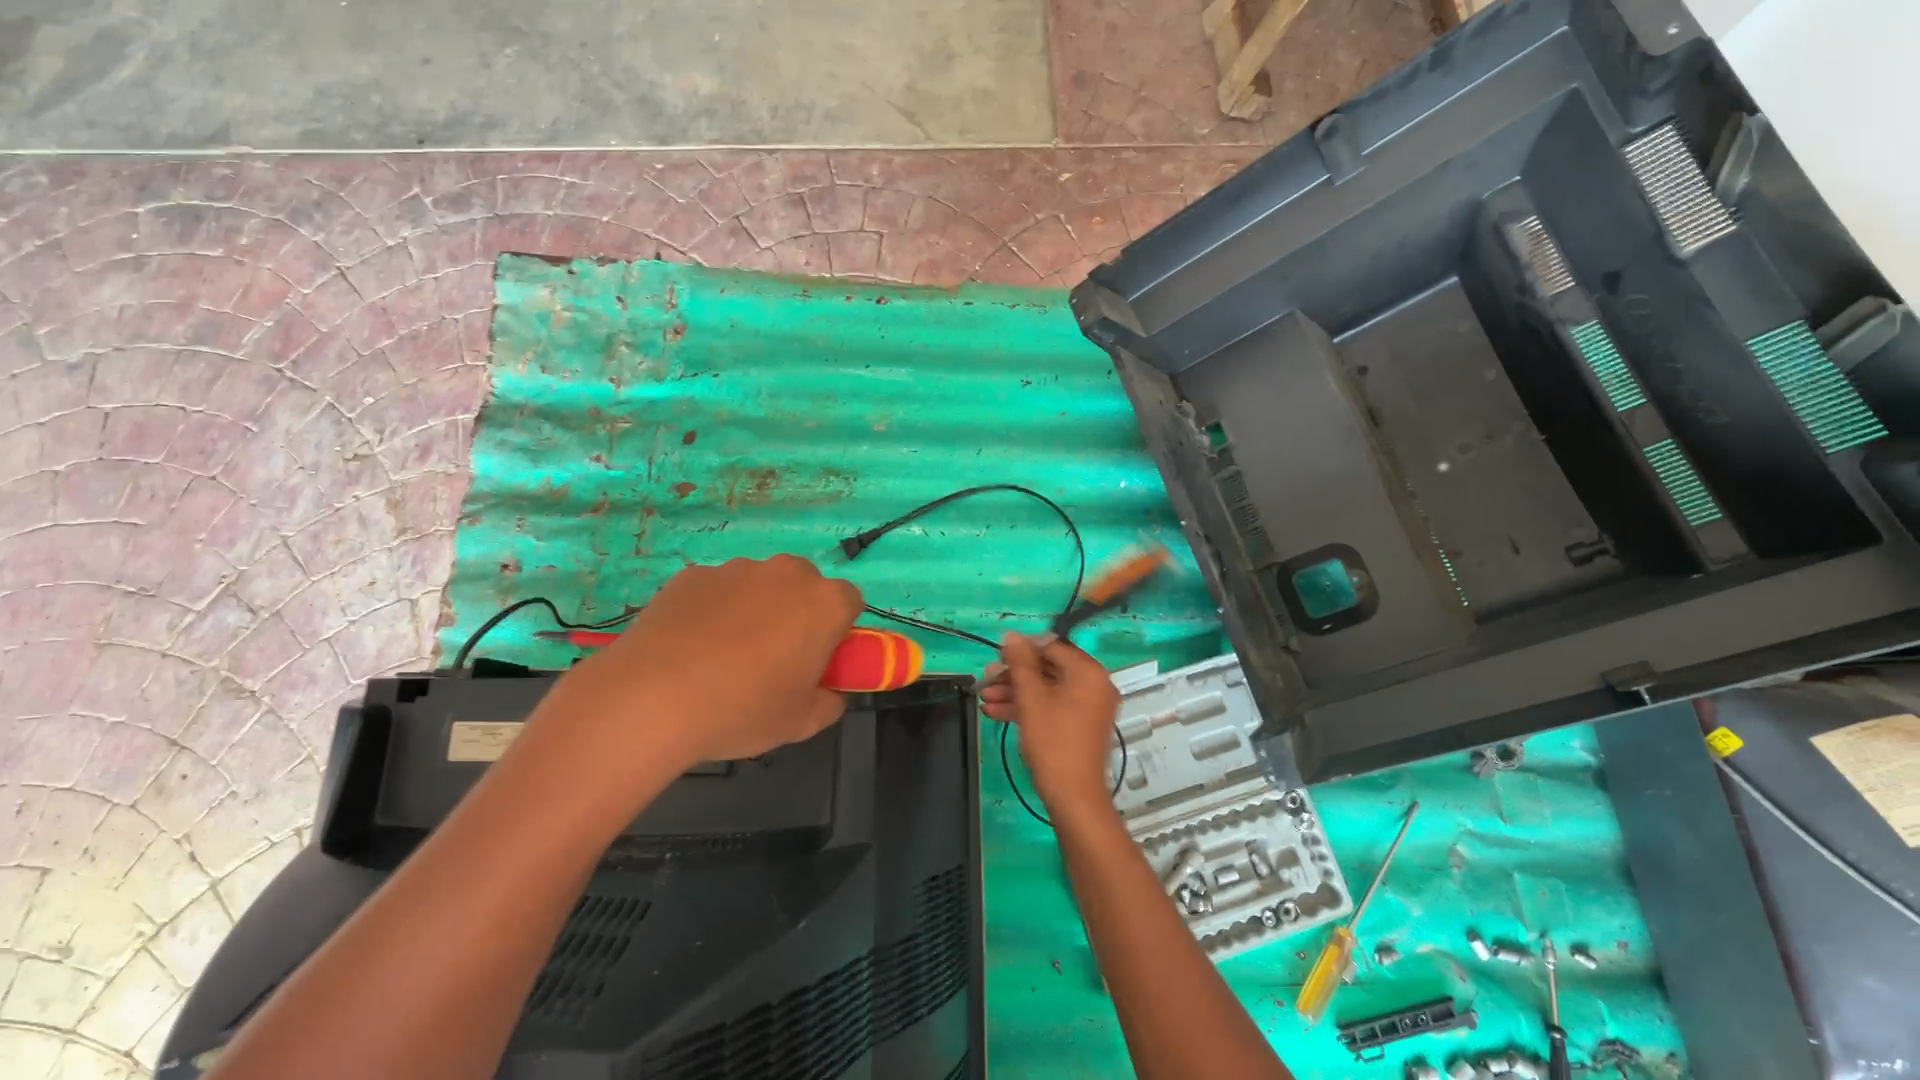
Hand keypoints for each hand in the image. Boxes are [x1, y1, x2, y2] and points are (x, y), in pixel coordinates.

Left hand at [529, 556, 863, 771]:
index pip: (850, 603)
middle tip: (775, 660)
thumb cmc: (742, 711)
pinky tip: (690, 651)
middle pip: (804, 586)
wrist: (651, 698)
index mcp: (824, 604)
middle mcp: (785, 574)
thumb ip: (830, 701)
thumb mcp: (801, 723)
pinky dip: (711, 613)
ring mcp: (735, 570)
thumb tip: (829, 692)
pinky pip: (715, 592)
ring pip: (758, 586)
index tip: (818, 661)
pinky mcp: (691, 575)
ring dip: (753, 611)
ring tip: (723, 660)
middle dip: (796, 614)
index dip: (837, 632)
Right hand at [980, 634, 1120, 810]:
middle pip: (1048, 669)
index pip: (1051, 648)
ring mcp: (1088, 707)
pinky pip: (1052, 707)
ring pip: (1047, 690)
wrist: (1073, 796)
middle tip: (985, 681)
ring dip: (1015, 693)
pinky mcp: (1079, 725)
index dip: (1021, 651)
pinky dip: (1028, 708)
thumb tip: (1012, 635)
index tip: (995, 659)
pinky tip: (996, 713)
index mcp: (1088, 672)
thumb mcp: (1031, 699)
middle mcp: (1094, 685)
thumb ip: (1020, 663)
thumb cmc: (1053, 742)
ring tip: (984, 698)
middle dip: (1013, 676)